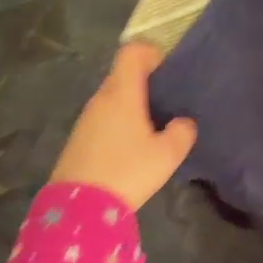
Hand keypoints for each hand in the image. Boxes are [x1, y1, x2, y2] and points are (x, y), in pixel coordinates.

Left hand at [49, 41, 197, 209]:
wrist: (78, 210)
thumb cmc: (127, 172)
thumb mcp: (167, 155)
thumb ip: (182, 132)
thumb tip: (183, 122)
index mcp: (122, 94)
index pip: (132, 52)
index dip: (151, 53)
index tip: (167, 71)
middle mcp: (101, 99)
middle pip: (122, 74)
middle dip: (145, 81)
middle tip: (167, 102)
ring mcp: (86, 119)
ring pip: (112, 97)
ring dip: (131, 103)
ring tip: (152, 127)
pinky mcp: (78, 139)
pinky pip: (103, 116)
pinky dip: (118, 121)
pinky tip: (130, 147)